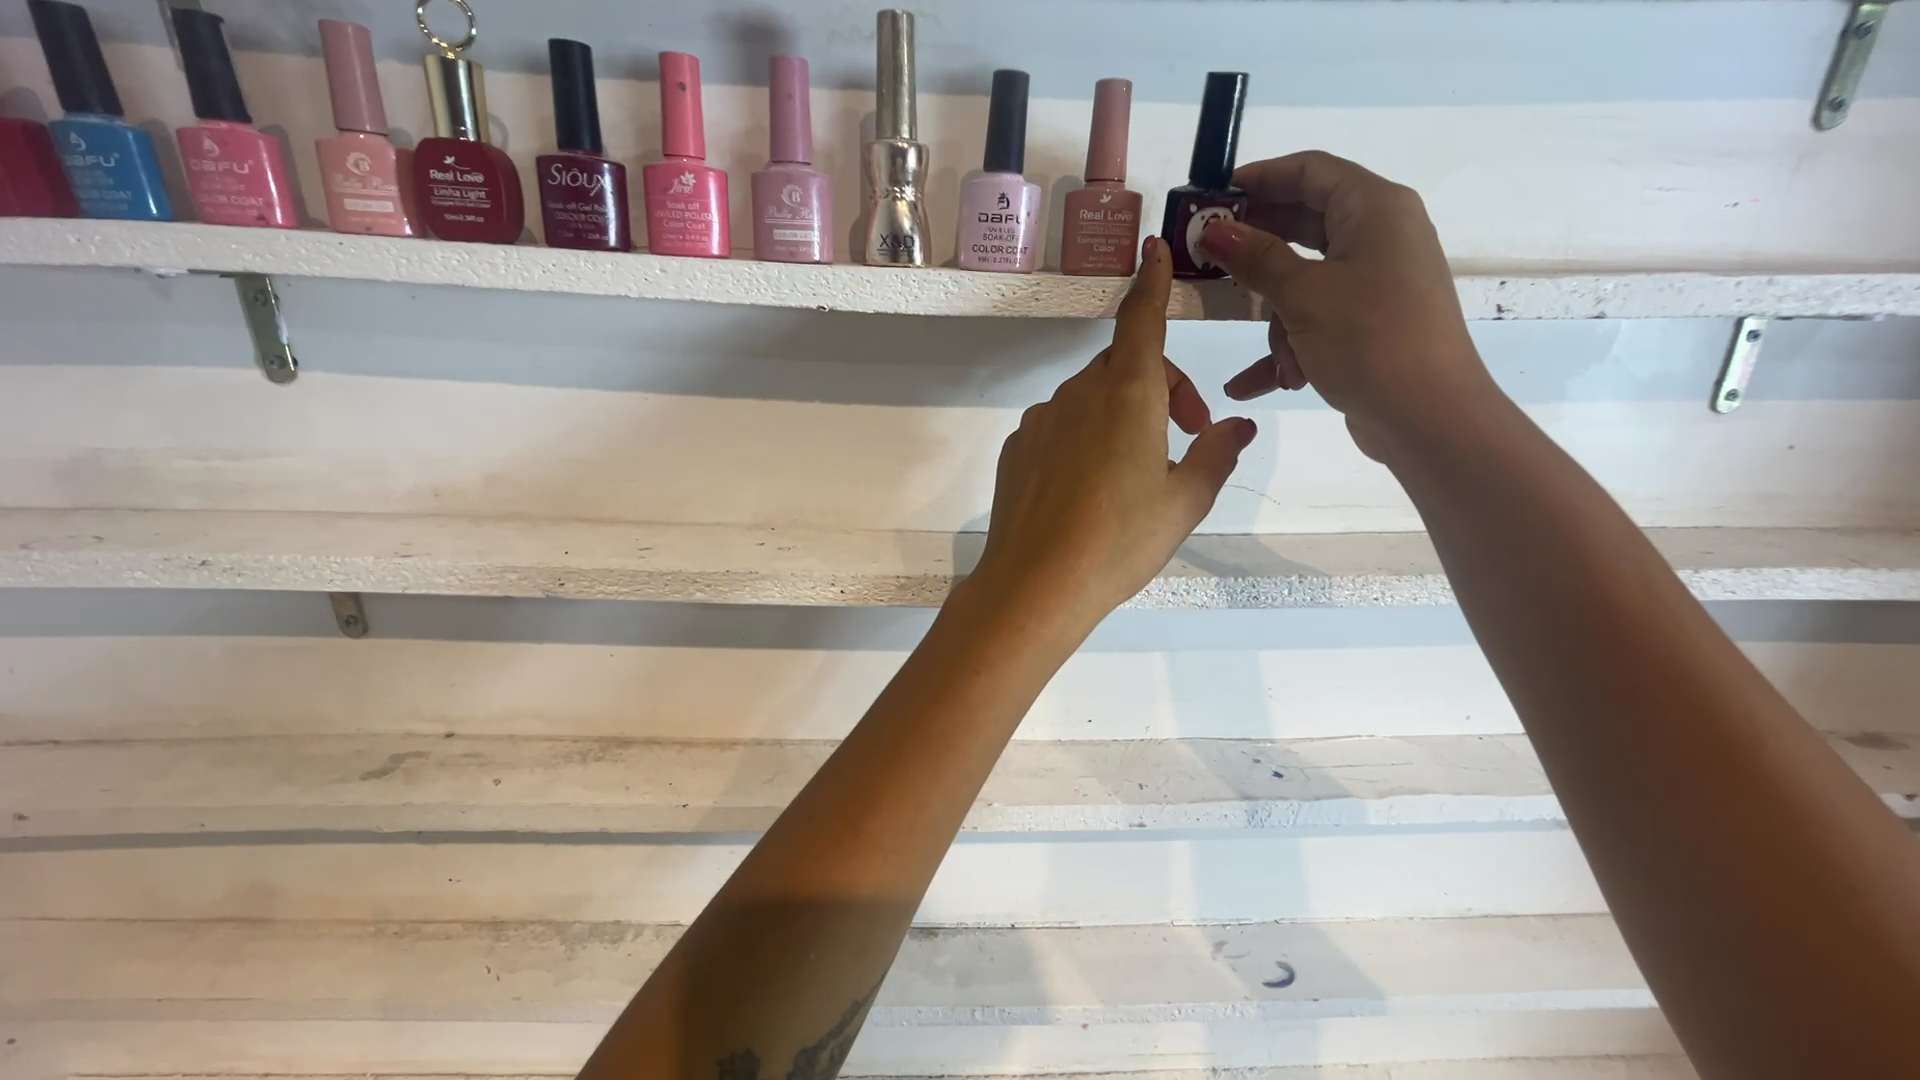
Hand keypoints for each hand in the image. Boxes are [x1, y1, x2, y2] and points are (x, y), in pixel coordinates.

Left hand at [969, 236, 1256, 629]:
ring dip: (1121, 414)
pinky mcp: (1018, 449)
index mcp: (1128, 395)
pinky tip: (1091, 488)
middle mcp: (1079, 395)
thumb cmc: (1119, 542)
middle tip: (1185, 434)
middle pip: (1125, 365)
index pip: (1143, 320)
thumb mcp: (1184, 503)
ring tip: (1137, 472)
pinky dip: (1084, 436)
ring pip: (1091, 397)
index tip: (1155, 253)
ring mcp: (1042, 421)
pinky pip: (1060, 426)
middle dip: (1161, 385)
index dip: (1153, 285)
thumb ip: (1215, 456)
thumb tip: (1238, 427)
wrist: (1035, 585)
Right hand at [1196, 151, 1502, 461]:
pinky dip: (1287, 349)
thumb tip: (1213, 230)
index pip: (1309, 170)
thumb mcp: (1302, 295)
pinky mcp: (1368, 327)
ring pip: (1303, 283)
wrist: (1428, 417)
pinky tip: (1251, 384)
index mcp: (1374, 209)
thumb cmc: (1368, 339)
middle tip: (1204, 264)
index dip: (1258, 179)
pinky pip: (1315, 323)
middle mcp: (1380, 237)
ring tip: (1270, 360)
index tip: (1209, 200)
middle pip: (1302, 226)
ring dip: (1275, 322)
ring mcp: (1376, 284)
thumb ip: (1254, 258)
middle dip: (1253, 254)